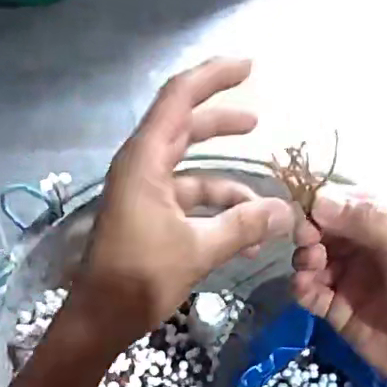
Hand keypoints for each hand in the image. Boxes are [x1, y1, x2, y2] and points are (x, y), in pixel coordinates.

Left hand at [69, 57, 294, 346]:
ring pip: (190, 174)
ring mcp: (141, 194)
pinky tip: (243, 233)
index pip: (179, 98)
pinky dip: (212, 212)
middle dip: (222, 125)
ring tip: (264, 202)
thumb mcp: (198, 250)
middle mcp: (140, 168)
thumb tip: (286, 212)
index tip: (249, 67)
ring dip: (226, 185)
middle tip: (257, 122)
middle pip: (184, 129)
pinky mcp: (144, 220)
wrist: (100, 319)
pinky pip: (184, 202)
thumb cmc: (140, 278)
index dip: (214, 77)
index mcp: (145, 160)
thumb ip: (243, 225)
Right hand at [289, 188, 386, 386]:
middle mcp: (370, 250)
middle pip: (329, 231)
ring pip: (316, 260)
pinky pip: (312, 293)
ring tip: (310, 266)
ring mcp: (353, 281)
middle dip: (312, 231)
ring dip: (306, 258)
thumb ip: (369, 225)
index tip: (310, 208)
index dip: (329, 204)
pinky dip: (303, 287)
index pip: (353, 205)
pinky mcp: (339, 312)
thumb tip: (320, 200)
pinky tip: (304, 287)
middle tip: (305, 239)